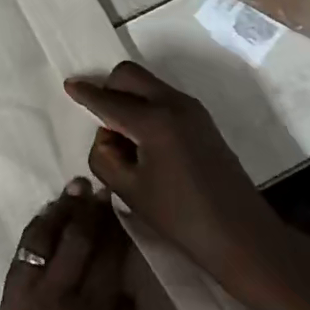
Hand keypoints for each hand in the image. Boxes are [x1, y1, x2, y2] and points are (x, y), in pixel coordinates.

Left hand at [0, 179, 151, 309]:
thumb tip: (126, 293)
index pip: (107, 259)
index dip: (118, 230)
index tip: (126, 207)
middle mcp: (51, 303)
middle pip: (74, 241)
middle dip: (90, 210)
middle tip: (102, 188)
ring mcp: (22, 303)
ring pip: (40, 241)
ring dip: (59, 212)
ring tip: (74, 189)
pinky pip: (20, 258)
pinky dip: (34, 233)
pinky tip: (46, 219)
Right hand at [64, 63, 296, 309]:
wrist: (240, 234)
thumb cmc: (180, 218)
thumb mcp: (129, 191)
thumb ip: (104, 156)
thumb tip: (106, 135)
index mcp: (154, 120)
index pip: (109, 100)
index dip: (86, 93)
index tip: (69, 84)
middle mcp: (173, 103)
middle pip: (130, 75)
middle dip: (109, 88)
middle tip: (102, 123)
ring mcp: (191, 108)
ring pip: (147, 84)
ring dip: (128, 98)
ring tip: (126, 141)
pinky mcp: (201, 119)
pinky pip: (163, 97)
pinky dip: (146, 106)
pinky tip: (145, 143)